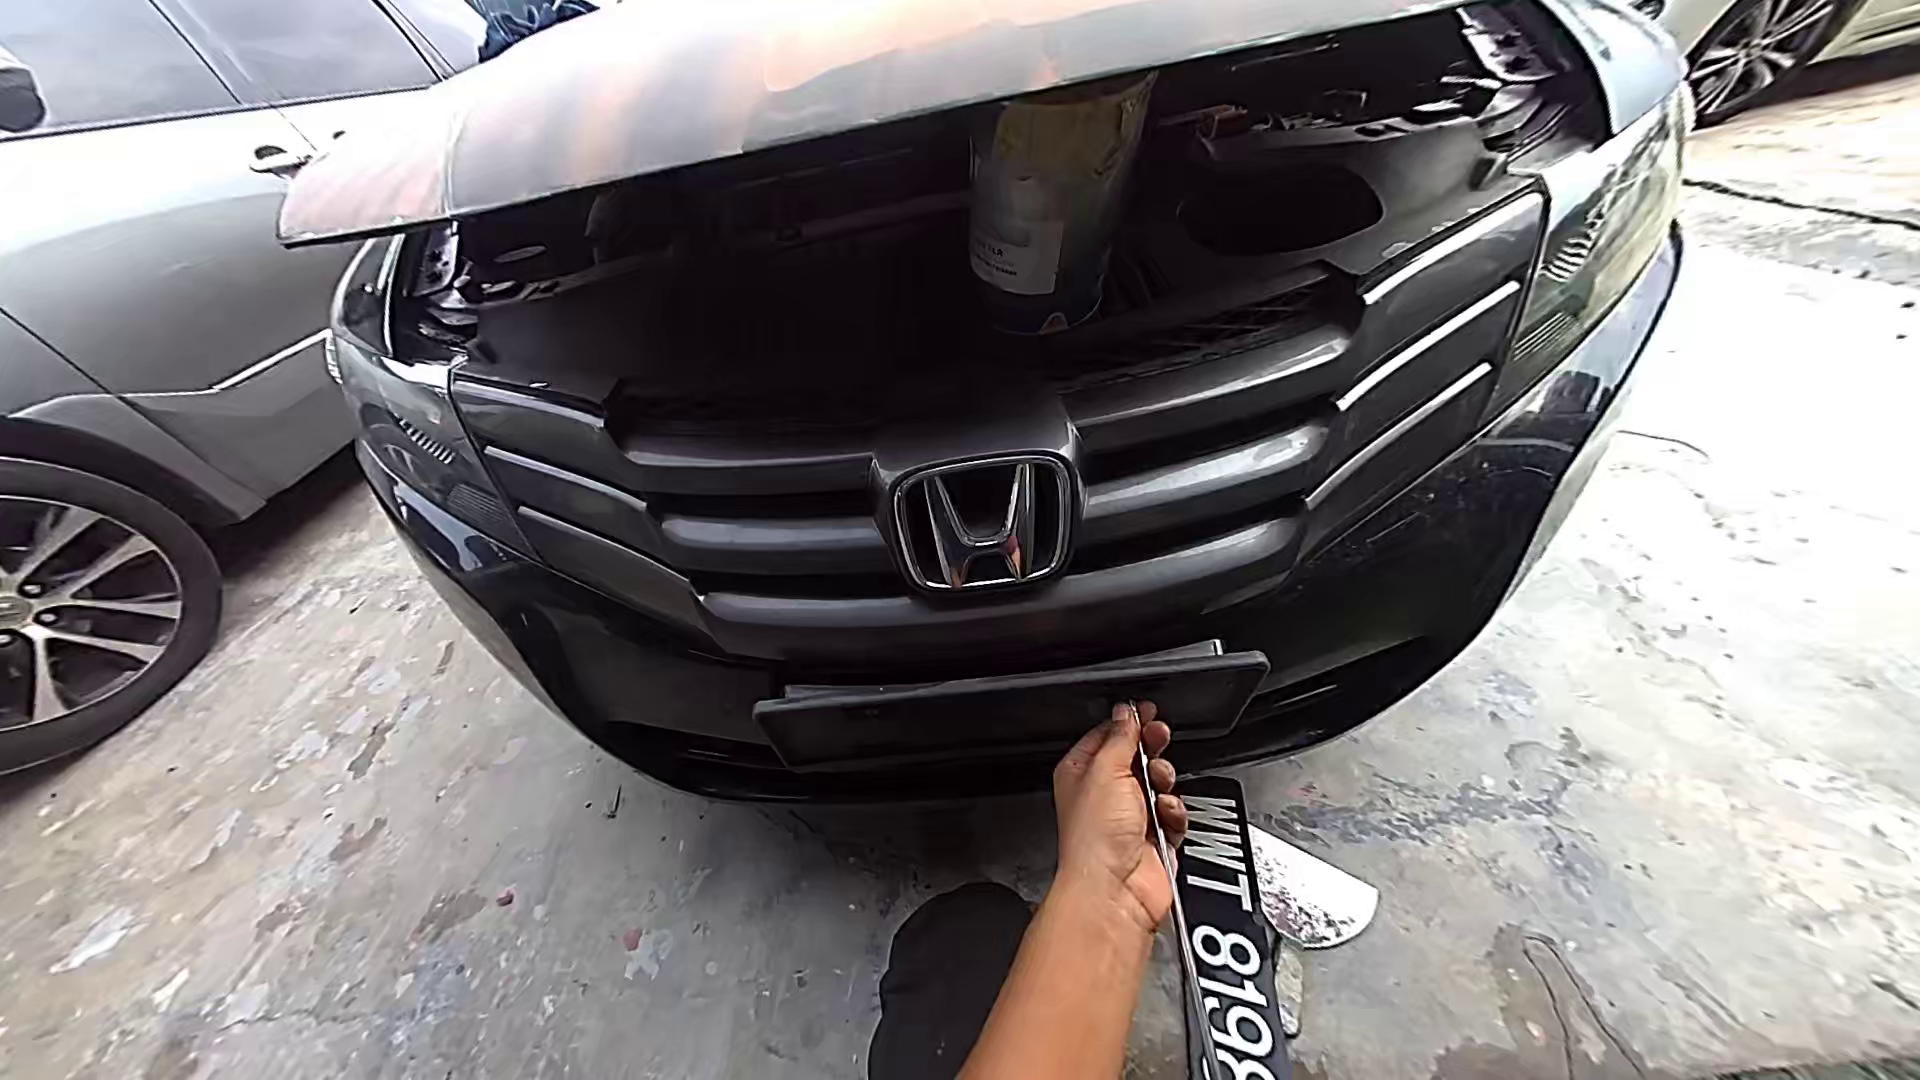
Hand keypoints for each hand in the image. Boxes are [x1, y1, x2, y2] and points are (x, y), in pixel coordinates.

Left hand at [1050, 700, 1188, 934]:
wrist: (1115, 890)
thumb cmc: (1095, 836)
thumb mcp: (1106, 770)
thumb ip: (1120, 737)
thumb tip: (1125, 712)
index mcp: (1082, 771)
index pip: (1107, 735)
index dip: (1127, 721)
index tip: (1145, 710)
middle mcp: (1104, 792)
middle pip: (1135, 755)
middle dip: (1150, 746)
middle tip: (1158, 736)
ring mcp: (1130, 815)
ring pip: (1158, 781)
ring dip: (1163, 779)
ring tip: (1158, 782)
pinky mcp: (1154, 836)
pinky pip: (1172, 811)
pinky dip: (1173, 811)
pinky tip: (1165, 814)